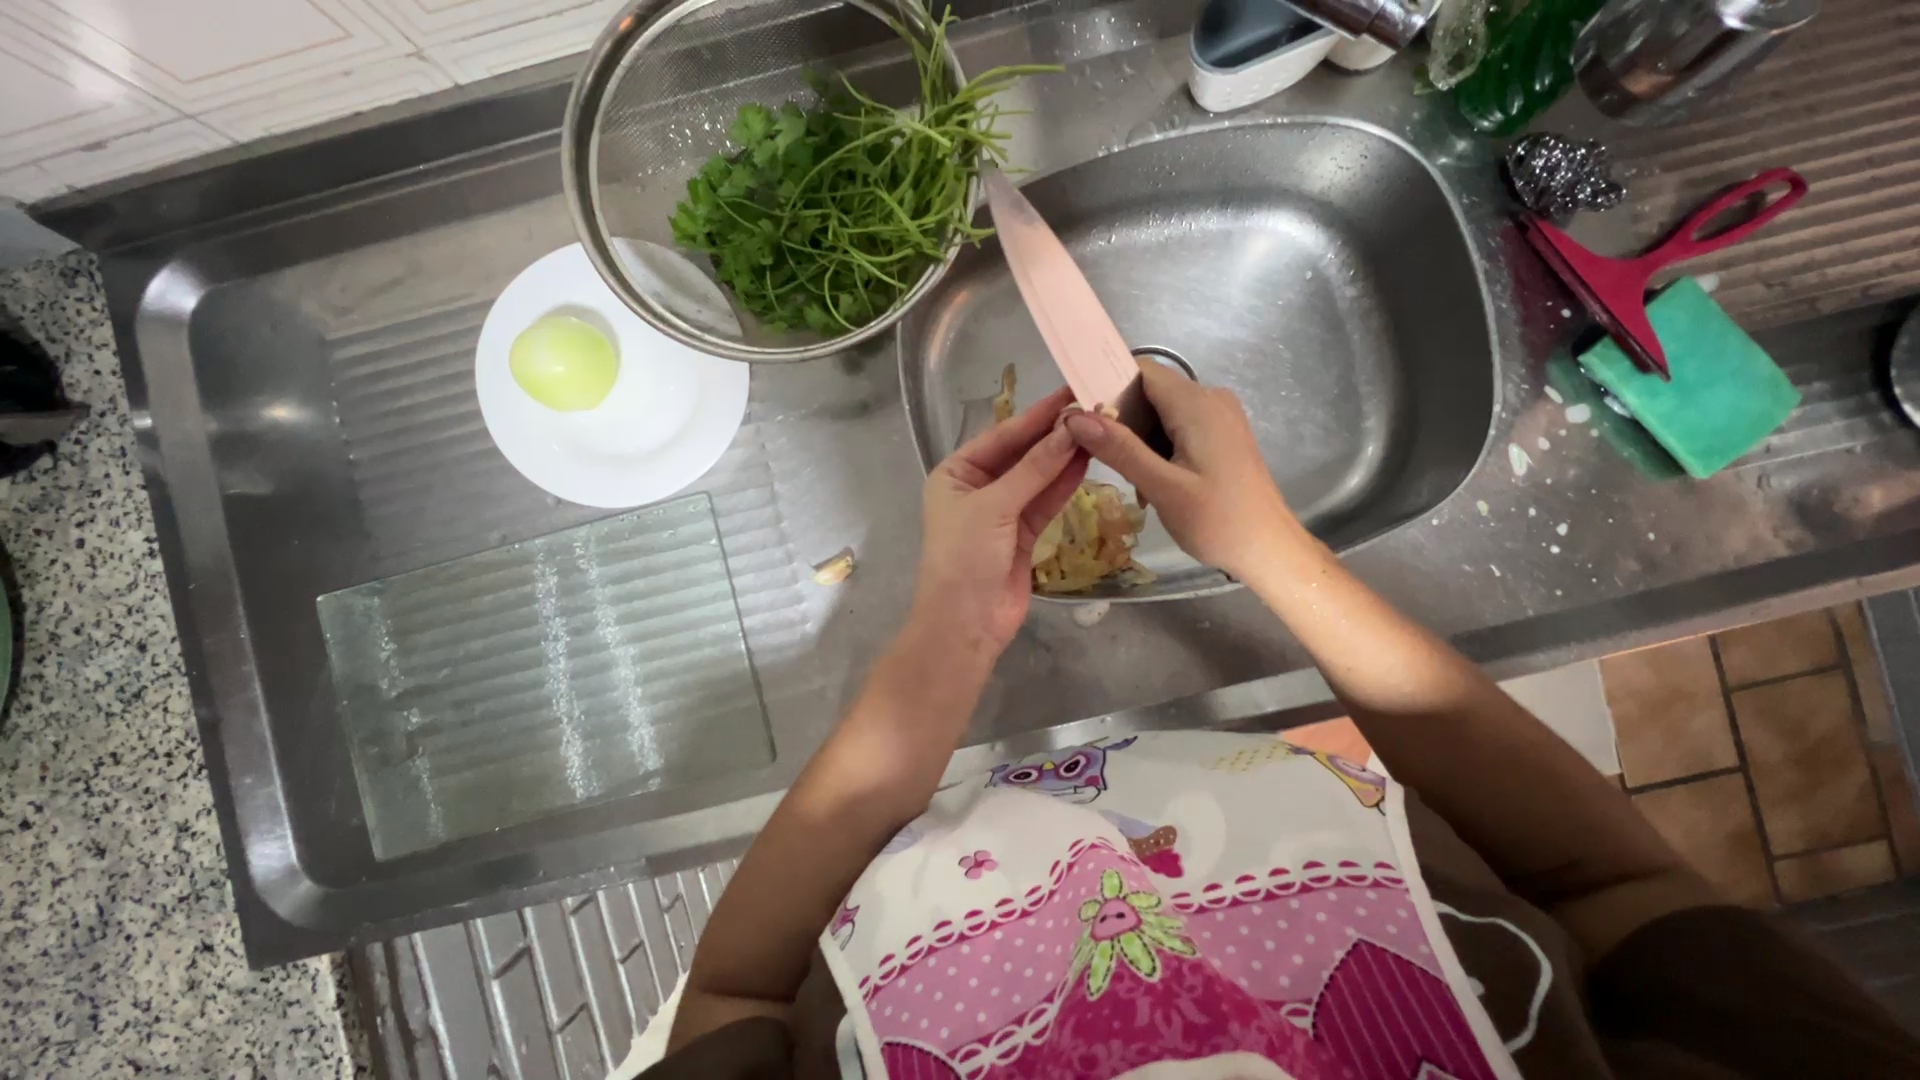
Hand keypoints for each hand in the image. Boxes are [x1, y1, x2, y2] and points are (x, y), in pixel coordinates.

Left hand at [913, 385, 1087, 656]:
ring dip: (1064, 457)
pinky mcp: (1022, 535)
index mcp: (955, 474)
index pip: (1001, 436)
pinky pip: (1045, 502)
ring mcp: (1001, 512)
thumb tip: (1070, 429)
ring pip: (1037, 478)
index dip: (1037, 416)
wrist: (965, 624)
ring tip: (1099, 429)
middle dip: (1054, 435)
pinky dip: (1064, 485)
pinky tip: (1088, 461)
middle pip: (1021, 454)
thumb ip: (1034, 469)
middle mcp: (977, 488)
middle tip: (1093, 408)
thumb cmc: (964, 558)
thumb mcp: (994, 507)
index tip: (1070, 393)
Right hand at [1063, 361, 1298, 579]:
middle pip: (1149, 391)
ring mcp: (1219, 417)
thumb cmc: (1218, 521)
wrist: (1270, 549)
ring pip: (1160, 412)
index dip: (1106, 386)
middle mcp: (1210, 399)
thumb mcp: (1163, 487)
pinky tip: (1154, 484)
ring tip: (1136, 483)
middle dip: (1121, 421)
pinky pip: (1177, 427)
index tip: (1081, 418)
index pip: (1140, 370)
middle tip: (1106, 462)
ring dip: (1138, 441)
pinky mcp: (1221, 435)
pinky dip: (1158, 449)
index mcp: (1196, 404)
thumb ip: (1120, 449)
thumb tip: (1075, 416)